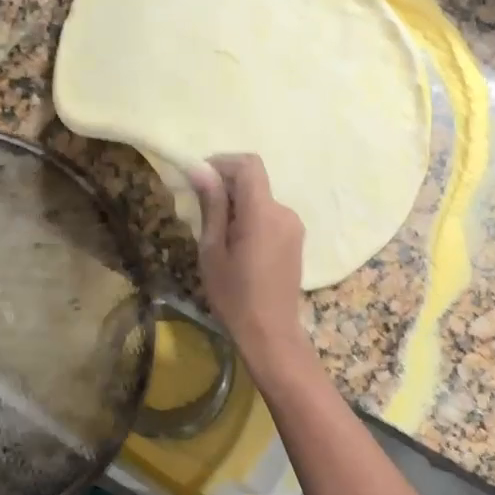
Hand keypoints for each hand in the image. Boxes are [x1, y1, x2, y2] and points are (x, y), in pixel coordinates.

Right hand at [189, 154, 306, 358]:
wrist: (270, 332)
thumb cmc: (234, 294)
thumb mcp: (212, 249)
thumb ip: (212, 205)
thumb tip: (201, 169)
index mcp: (262, 212)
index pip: (248, 165)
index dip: (222, 162)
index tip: (199, 177)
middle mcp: (284, 212)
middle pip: (254, 182)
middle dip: (226, 187)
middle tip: (200, 210)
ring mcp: (293, 226)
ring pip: (260, 199)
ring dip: (237, 204)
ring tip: (216, 233)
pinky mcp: (295, 239)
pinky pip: (269, 216)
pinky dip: (250, 218)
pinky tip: (236, 245)